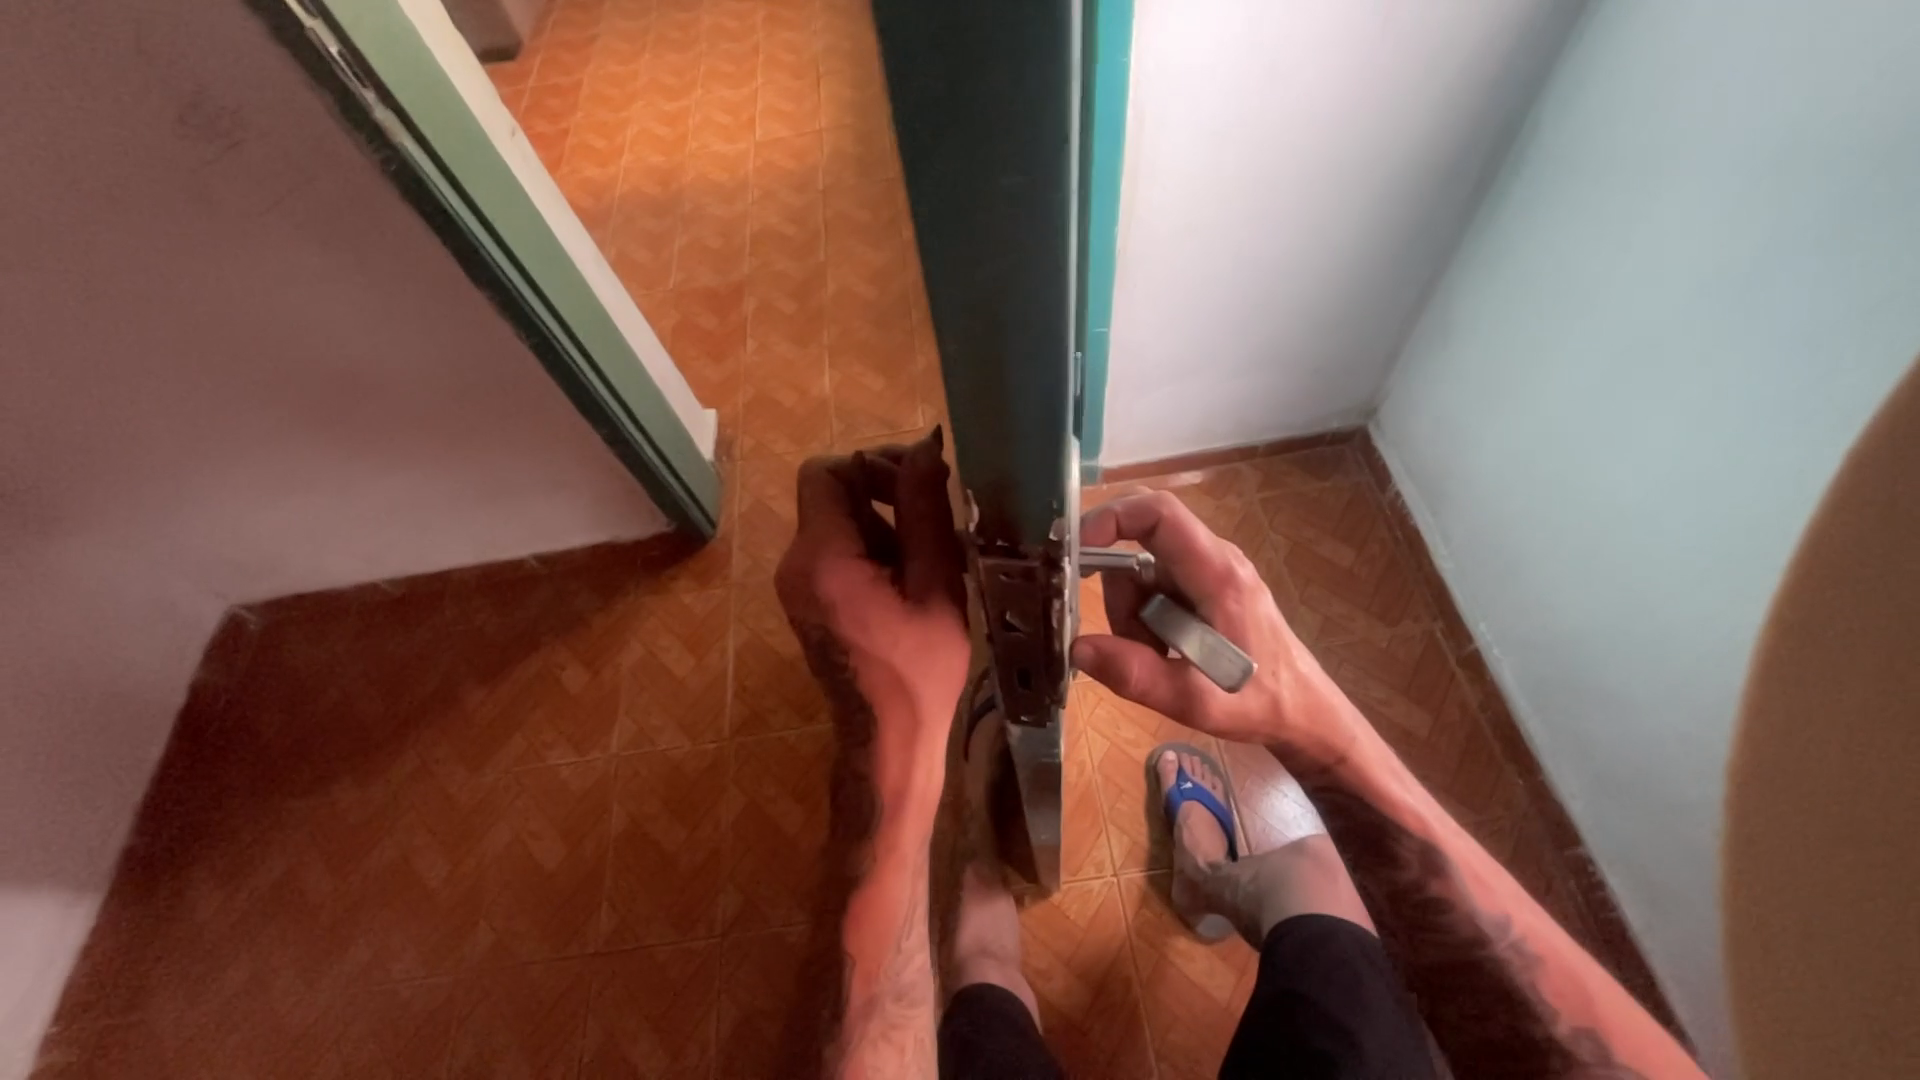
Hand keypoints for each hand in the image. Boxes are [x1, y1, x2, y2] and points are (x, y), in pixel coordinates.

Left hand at [776, 430, 970, 815]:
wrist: (887, 739)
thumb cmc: (919, 670)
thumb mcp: (934, 585)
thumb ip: (925, 512)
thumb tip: (924, 451)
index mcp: (823, 558)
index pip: (827, 473)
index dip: (873, 464)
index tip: (920, 483)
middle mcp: (796, 564)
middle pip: (832, 495)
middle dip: (884, 495)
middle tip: (935, 520)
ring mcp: (797, 585)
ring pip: (837, 523)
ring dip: (884, 525)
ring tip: (930, 559)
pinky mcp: (808, 601)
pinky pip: (836, 552)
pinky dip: (872, 551)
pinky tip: (911, 581)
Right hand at [1071, 490, 1360, 769]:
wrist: (1305, 711)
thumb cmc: (1259, 703)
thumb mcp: (1194, 700)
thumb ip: (1135, 674)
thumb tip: (1077, 647)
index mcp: (1217, 574)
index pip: (1159, 513)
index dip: (1112, 517)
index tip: (1077, 548)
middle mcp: (1215, 559)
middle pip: (1142, 542)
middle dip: (1117, 584)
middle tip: (1121, 635)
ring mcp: (1211, 571)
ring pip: (1143, 569)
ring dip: (1132, 611)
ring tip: (1155, 657)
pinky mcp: (1206, 587)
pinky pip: (1156, 587)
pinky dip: (1145, 618)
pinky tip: (1164, 653)